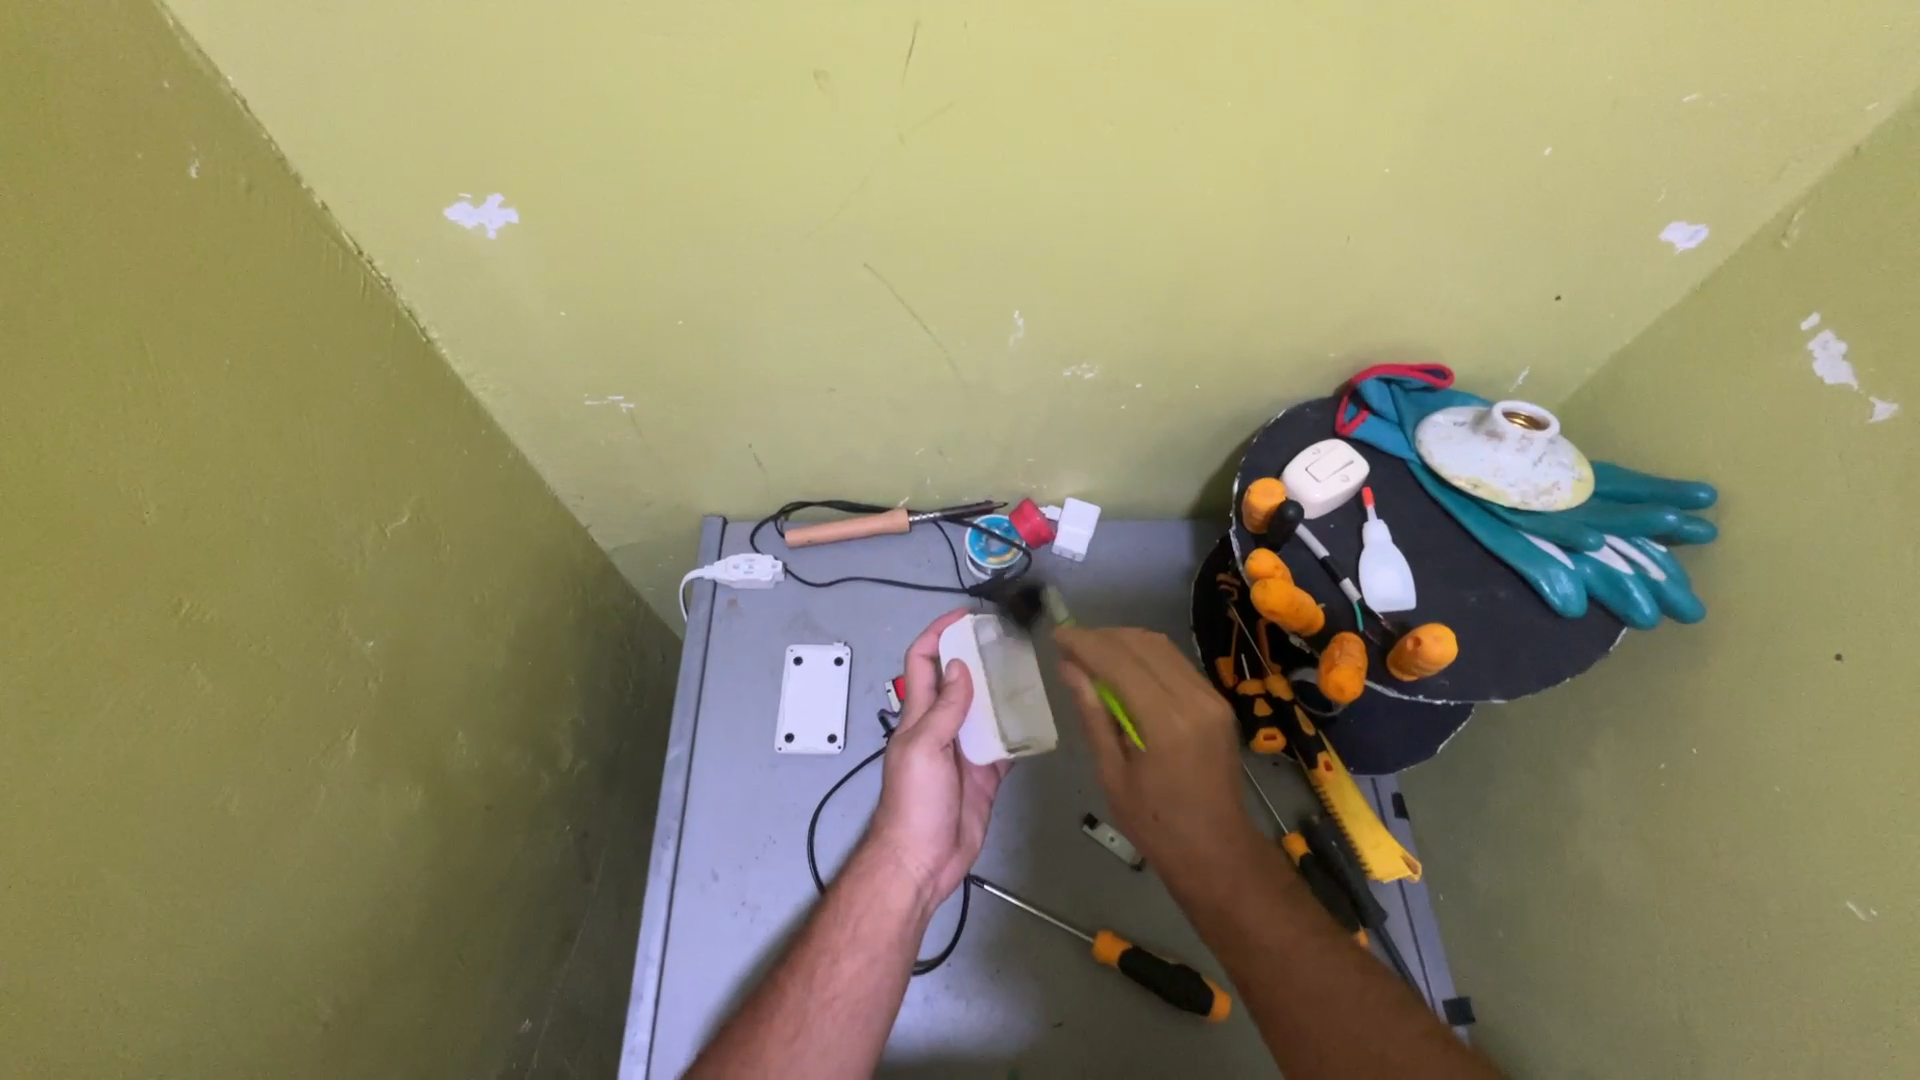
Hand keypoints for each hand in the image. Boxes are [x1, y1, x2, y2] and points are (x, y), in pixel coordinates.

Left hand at [862, 609, 1011, 917]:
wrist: (922, 861)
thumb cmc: (914, 803)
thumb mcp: (923, 749)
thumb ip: (944, 709)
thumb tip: (960, 666)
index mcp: (919, 715)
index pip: (924, 661)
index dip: (939, 633)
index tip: (965, 616)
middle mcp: (942, 726)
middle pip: (959, 680)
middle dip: (979, 657)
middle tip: (1009, 641)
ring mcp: (964, 751)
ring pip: (985, 710)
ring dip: (1003, 692)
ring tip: (1030, 672)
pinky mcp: (985, 775)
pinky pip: (1005, 746)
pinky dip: (1020, 733)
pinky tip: (1038, 721)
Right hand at [1055, 627, 1262, 890]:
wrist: (1218, 852)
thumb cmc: (1156, 825)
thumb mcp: (1112, 774)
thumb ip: (1093, 715)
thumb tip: (1069, 669)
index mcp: (1166, 722)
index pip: (1119, 661)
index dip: (1084, 642)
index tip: (1056, 635)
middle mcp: (1195, 699)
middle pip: (1143, 644)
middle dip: (1102, 636)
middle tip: (1069, 644)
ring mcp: (1212, 698)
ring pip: (1163, 647)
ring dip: (1124, 642)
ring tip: (1091, 653)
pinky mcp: (1218, 703)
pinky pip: (1177, 663)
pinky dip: (1146, 656)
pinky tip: (1123, 668)